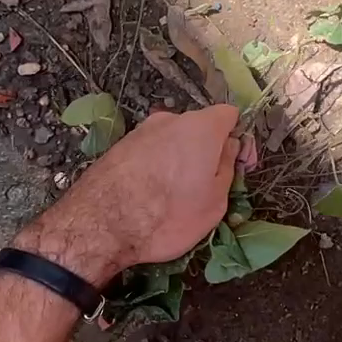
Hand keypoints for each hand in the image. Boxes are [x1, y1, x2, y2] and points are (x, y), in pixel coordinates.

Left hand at [19, 105, 239, 284]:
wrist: (100, 226)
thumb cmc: (169, 215)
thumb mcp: (216, 200)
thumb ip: (227, 167)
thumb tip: (228, 148)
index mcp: (201, 126)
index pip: (230, 116)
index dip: (239, 140)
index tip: (241, 166)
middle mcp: (170, 119)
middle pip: (200, 128)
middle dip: (208, 152)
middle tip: (209, 186)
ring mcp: (141, 131)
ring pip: (173, 141)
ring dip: (181, 161)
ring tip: (176, 197)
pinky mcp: (118, 147)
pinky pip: (150, 152)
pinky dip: (156, 168)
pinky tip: (151, 196)